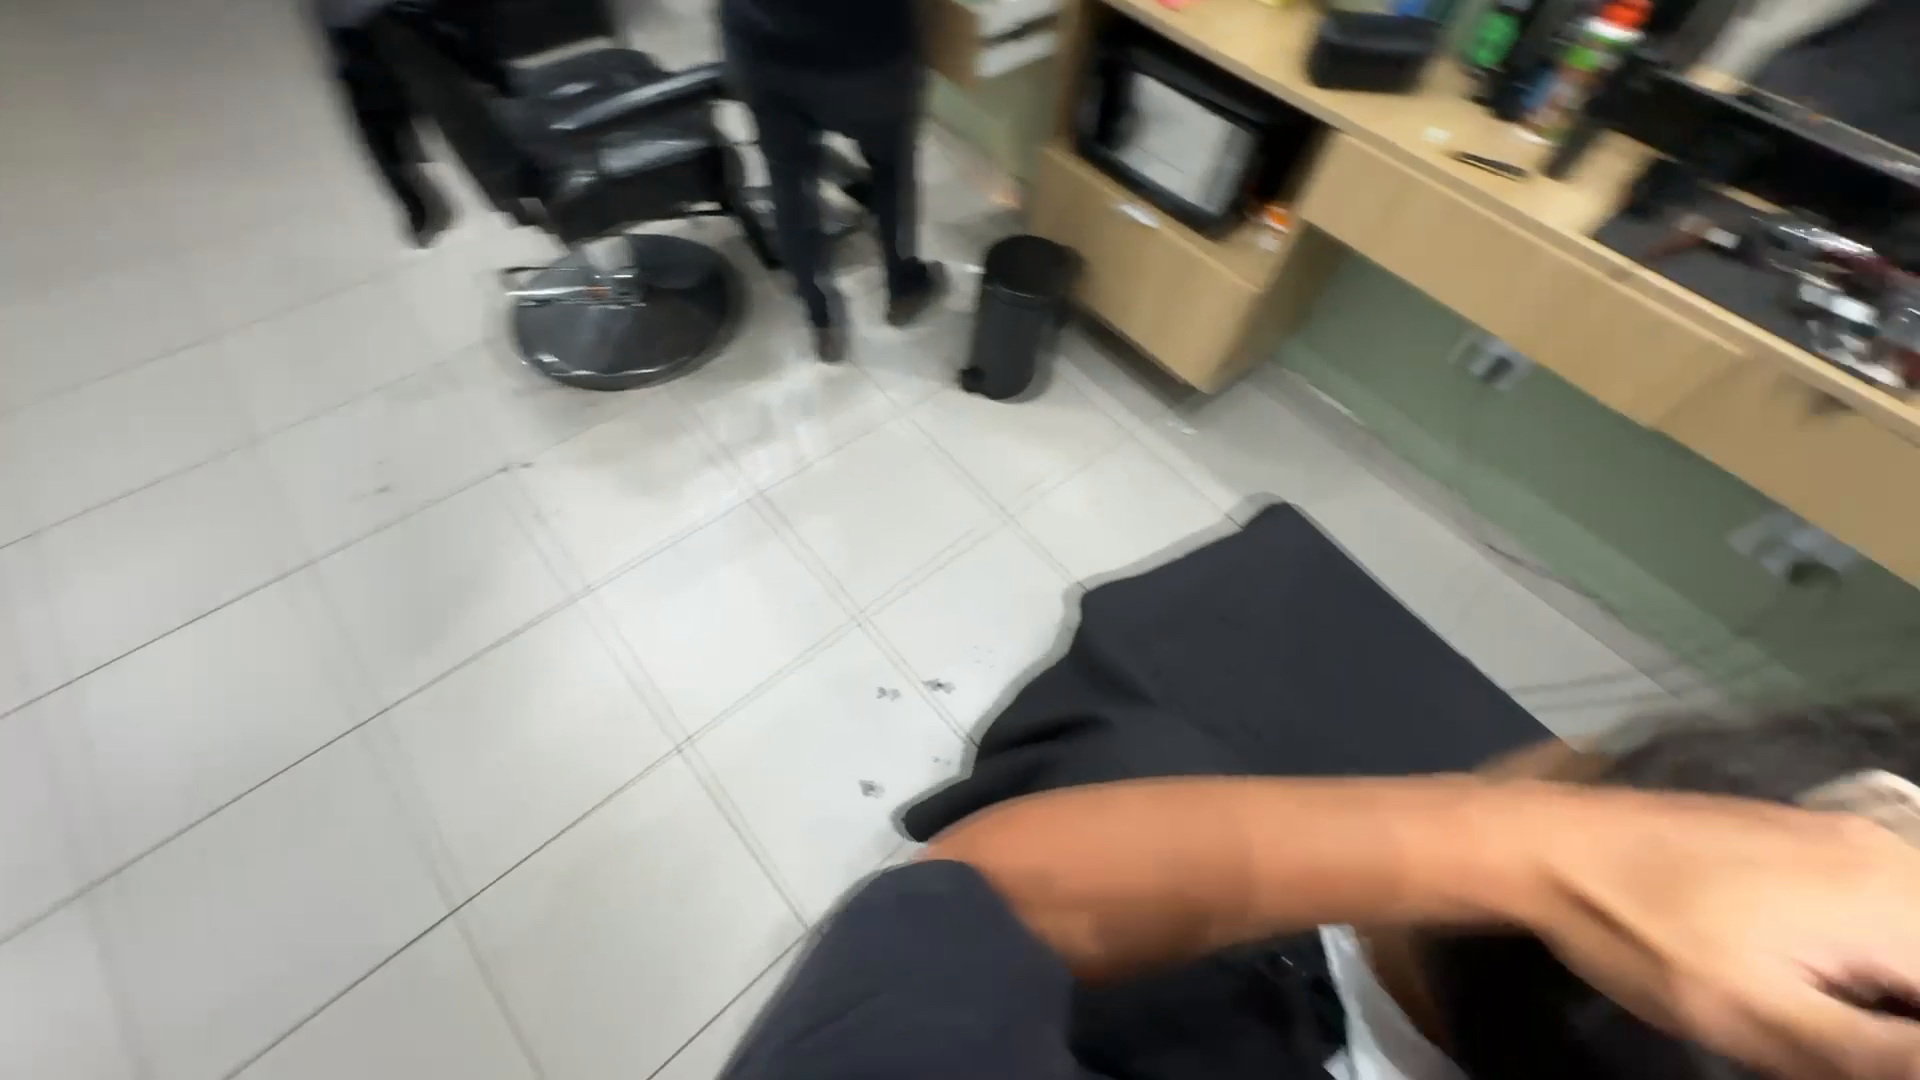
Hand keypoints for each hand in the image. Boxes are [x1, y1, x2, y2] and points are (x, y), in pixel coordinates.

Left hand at [1515, 786, 1919, 1079]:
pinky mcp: (1779, 831)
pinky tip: (1767, 958)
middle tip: (1804, 1023)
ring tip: (1784, 998)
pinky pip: (1858, 904)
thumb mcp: (1767, 1019)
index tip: (1833, 1039)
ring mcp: (1827, 834)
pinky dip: (1839, 949)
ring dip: (1866, 989)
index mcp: (1899, 901)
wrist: (1532, 840)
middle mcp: (1885, 854)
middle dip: (1884, 1015)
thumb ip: (1892, 1059)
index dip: (1893, 1039)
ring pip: (1895, 941)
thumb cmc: (1633, 926)